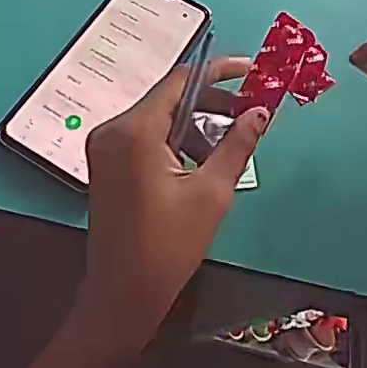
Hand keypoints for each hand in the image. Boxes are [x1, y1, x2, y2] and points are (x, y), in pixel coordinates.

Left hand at [76, 57, 268, 343]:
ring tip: (227, 147)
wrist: (120, 298)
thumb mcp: (211, 193)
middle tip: (248, 113)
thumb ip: (238, 144)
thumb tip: (260, 112)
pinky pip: (148, 135)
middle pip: (170, 98)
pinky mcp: (107, 162)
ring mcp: (106, 146)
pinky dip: (177, 141)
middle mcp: (114, 130)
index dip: (218, 71)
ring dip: (196, 125)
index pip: (181, 80)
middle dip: (212, 103)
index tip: (250, 69)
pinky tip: (200, 162)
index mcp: (135, 132)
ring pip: (161, 117)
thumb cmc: (167, 248)